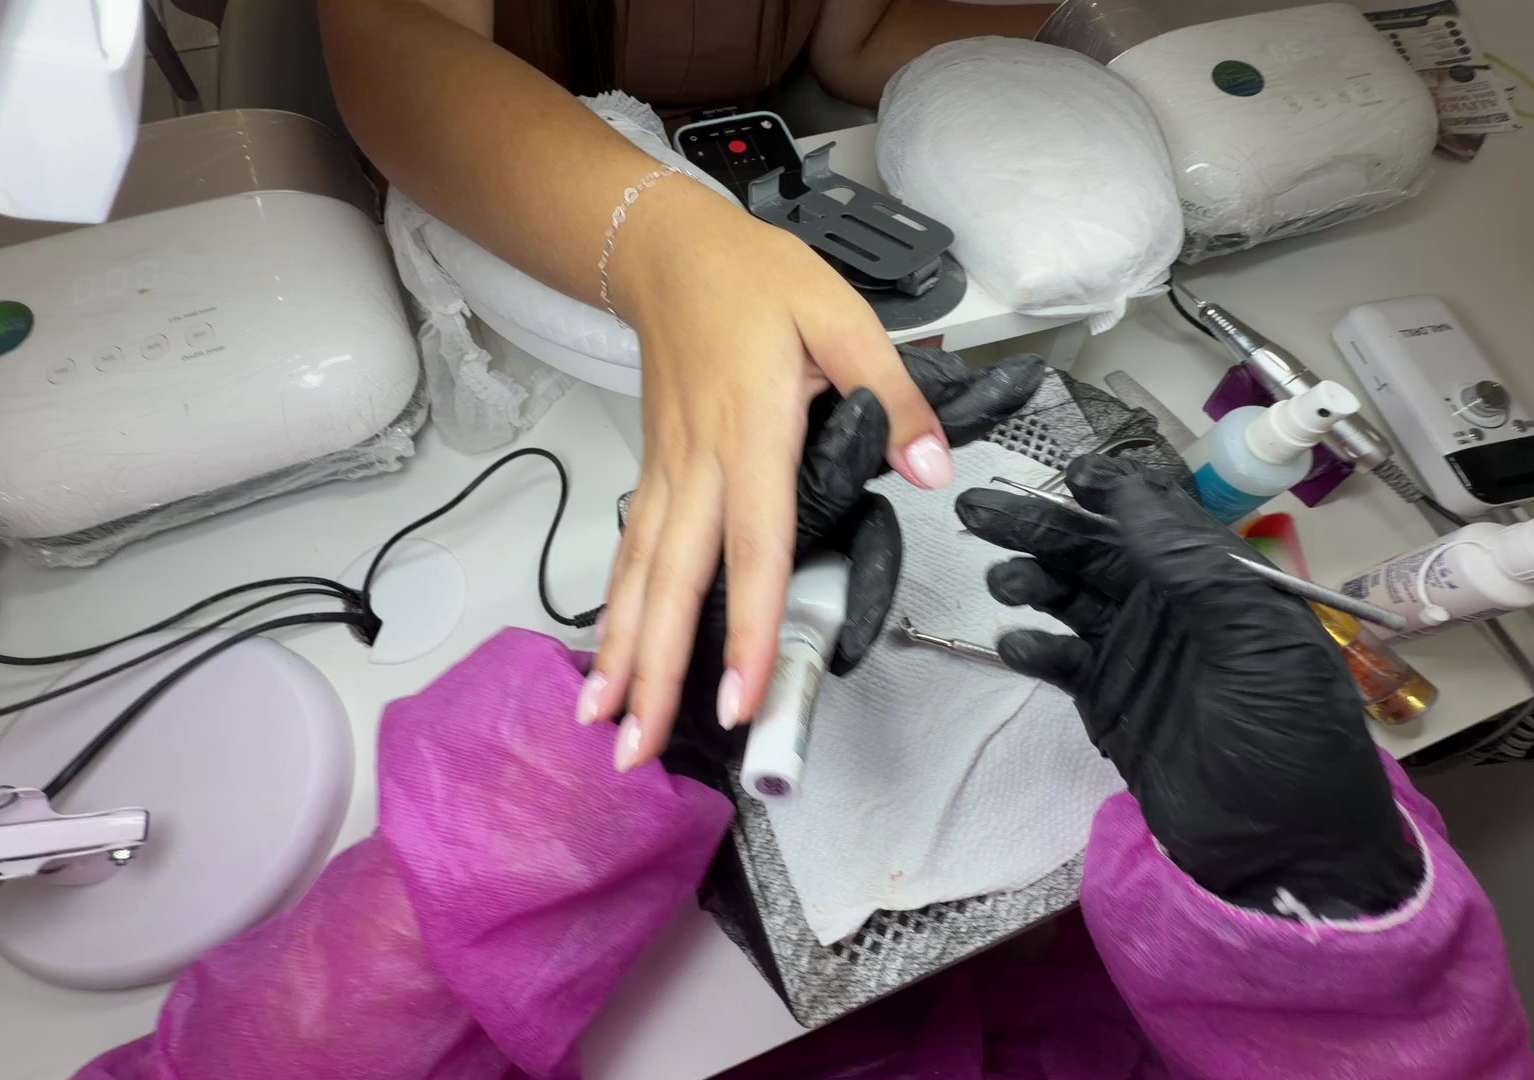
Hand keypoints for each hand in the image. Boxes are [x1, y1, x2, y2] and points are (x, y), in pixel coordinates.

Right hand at [581, 178, 965, 771]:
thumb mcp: (843, 317)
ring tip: (602, 721)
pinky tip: (603, 651)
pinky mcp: (652, 471)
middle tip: (635, 750)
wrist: (673, 256)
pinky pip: (629, 549)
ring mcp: (666, 472)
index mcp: (753, 433)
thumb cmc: (759, 284)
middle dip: (656, 670)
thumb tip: (930, 468)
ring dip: (620, 651)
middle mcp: (699, 466)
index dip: (745, 626)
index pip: (753, 547)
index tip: (737, 699)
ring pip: (638, 573)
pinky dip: (612, 606)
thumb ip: (891, 393)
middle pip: (675, 581)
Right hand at [955, 456, 1421, 916]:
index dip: (1112, 491)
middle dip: (1037, 526)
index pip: (1155, 519)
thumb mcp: (1262, 645)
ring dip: (1029, 581)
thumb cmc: (1288, 739)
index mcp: (1214, 584)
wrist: (1278, 850)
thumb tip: (1133, 500)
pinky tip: (1015, 644)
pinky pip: (1056, 657)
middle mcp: (1165, 606)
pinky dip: (1032, 647)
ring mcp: (1128, 650)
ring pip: (1065, 597)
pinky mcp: (1101, 695)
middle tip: (977, 510)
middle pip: (1090, 552)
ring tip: (1003, 583)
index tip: (1068, 472)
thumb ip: (1198, 569)